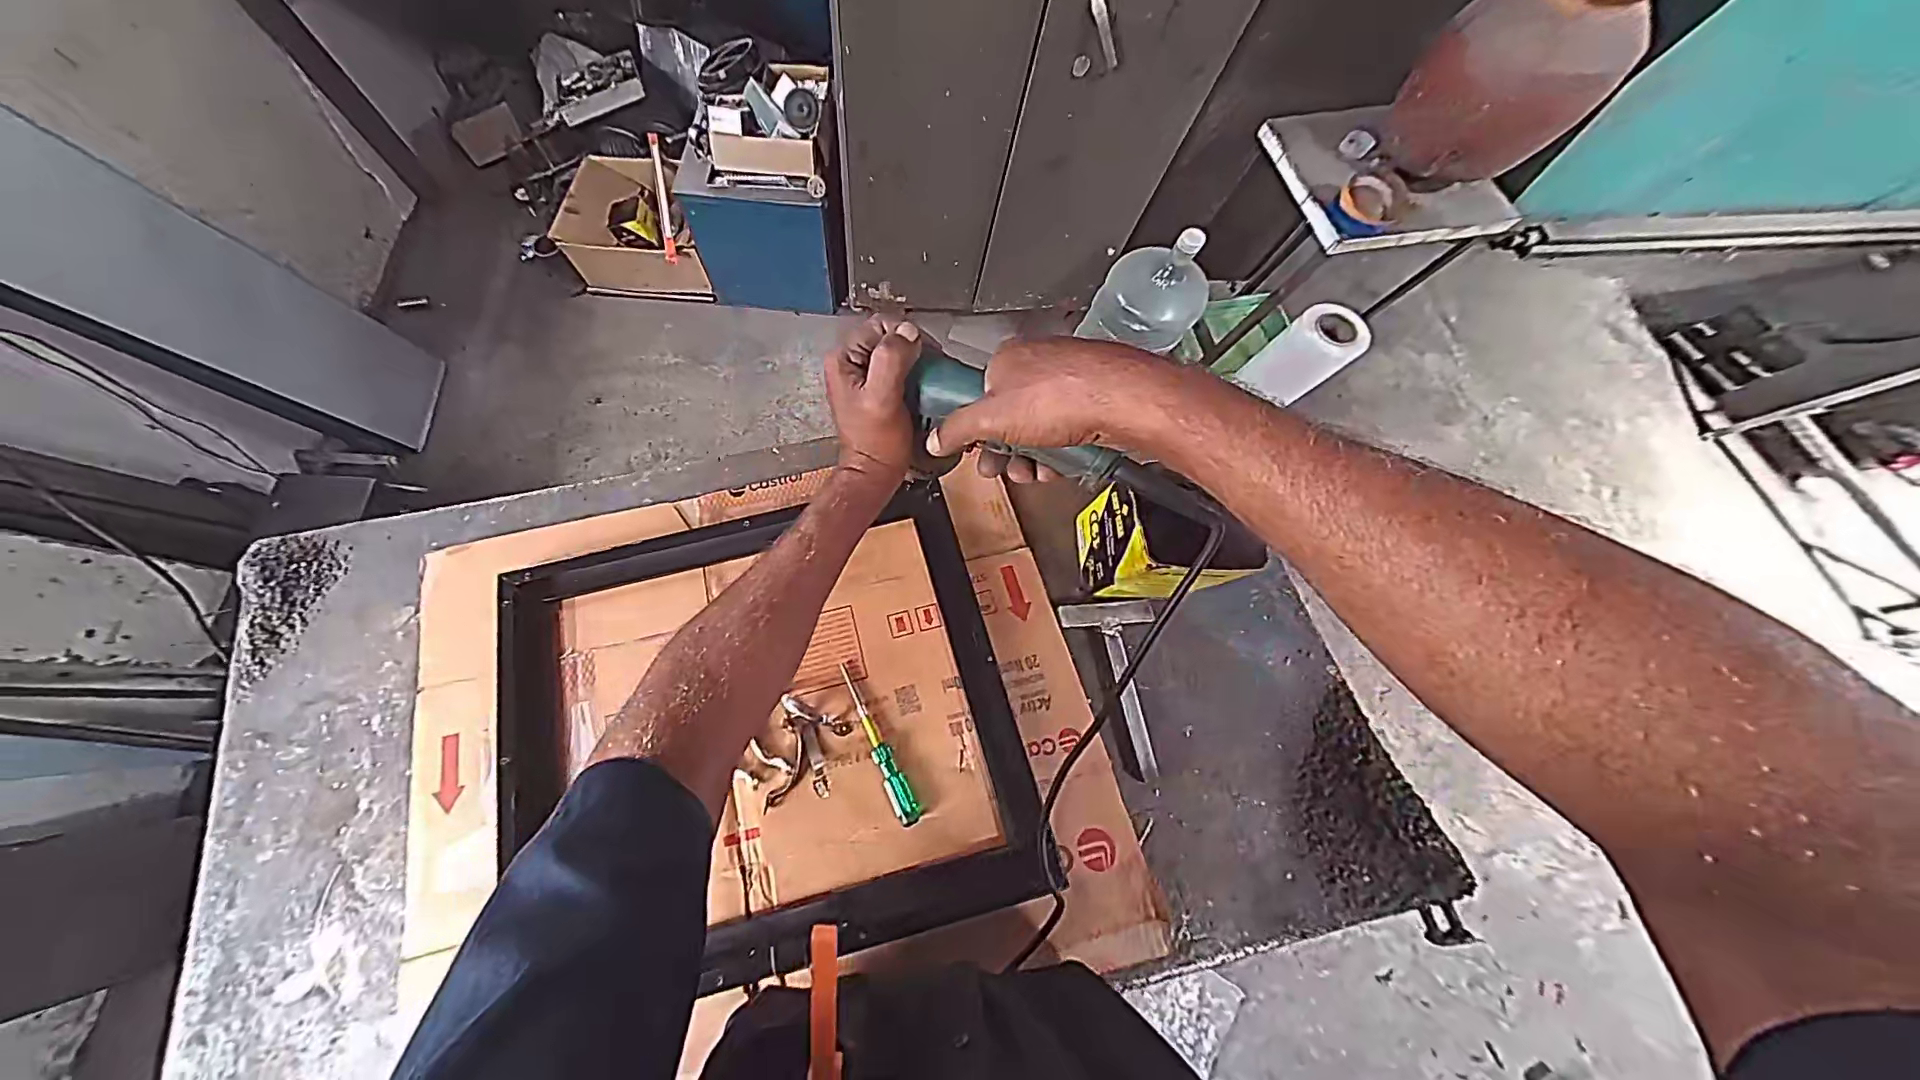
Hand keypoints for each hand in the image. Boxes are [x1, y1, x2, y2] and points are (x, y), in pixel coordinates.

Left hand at [826, 315, 919, 483]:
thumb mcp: (882, 398)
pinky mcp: (881, 388)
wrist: (876, 472)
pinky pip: (904, 369)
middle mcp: (852, 363)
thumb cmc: (875, 444)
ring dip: (919, 361)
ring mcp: (867, 376)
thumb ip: (892, 360)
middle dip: (915, 348)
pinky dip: (918, 374)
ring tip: (929, 379)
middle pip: (891, 336)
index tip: (923, 353)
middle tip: (929, 368)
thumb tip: (907, 332)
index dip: (906, 335)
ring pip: (900, 352)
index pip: (880, 324)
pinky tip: (925, 387)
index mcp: (844, 359)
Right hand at [926, 337, 1178, 482]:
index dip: (974, 428)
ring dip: (1030, 458)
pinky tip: (1059, 466)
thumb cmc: (1067, 396)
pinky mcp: (1090, 403)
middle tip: (1003, 468)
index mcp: (1007, 359)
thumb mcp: (992, 419)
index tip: (975, 449)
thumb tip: (936, 438)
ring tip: (1034, 472)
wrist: (1125, 402)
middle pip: (1007, 417)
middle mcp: (1037, 365)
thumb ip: (958, 429)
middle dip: (1004, 451)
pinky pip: (1064, 433)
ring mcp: (1066, 384)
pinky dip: (1058, 453)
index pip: (976, 395)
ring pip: (1036, 429)